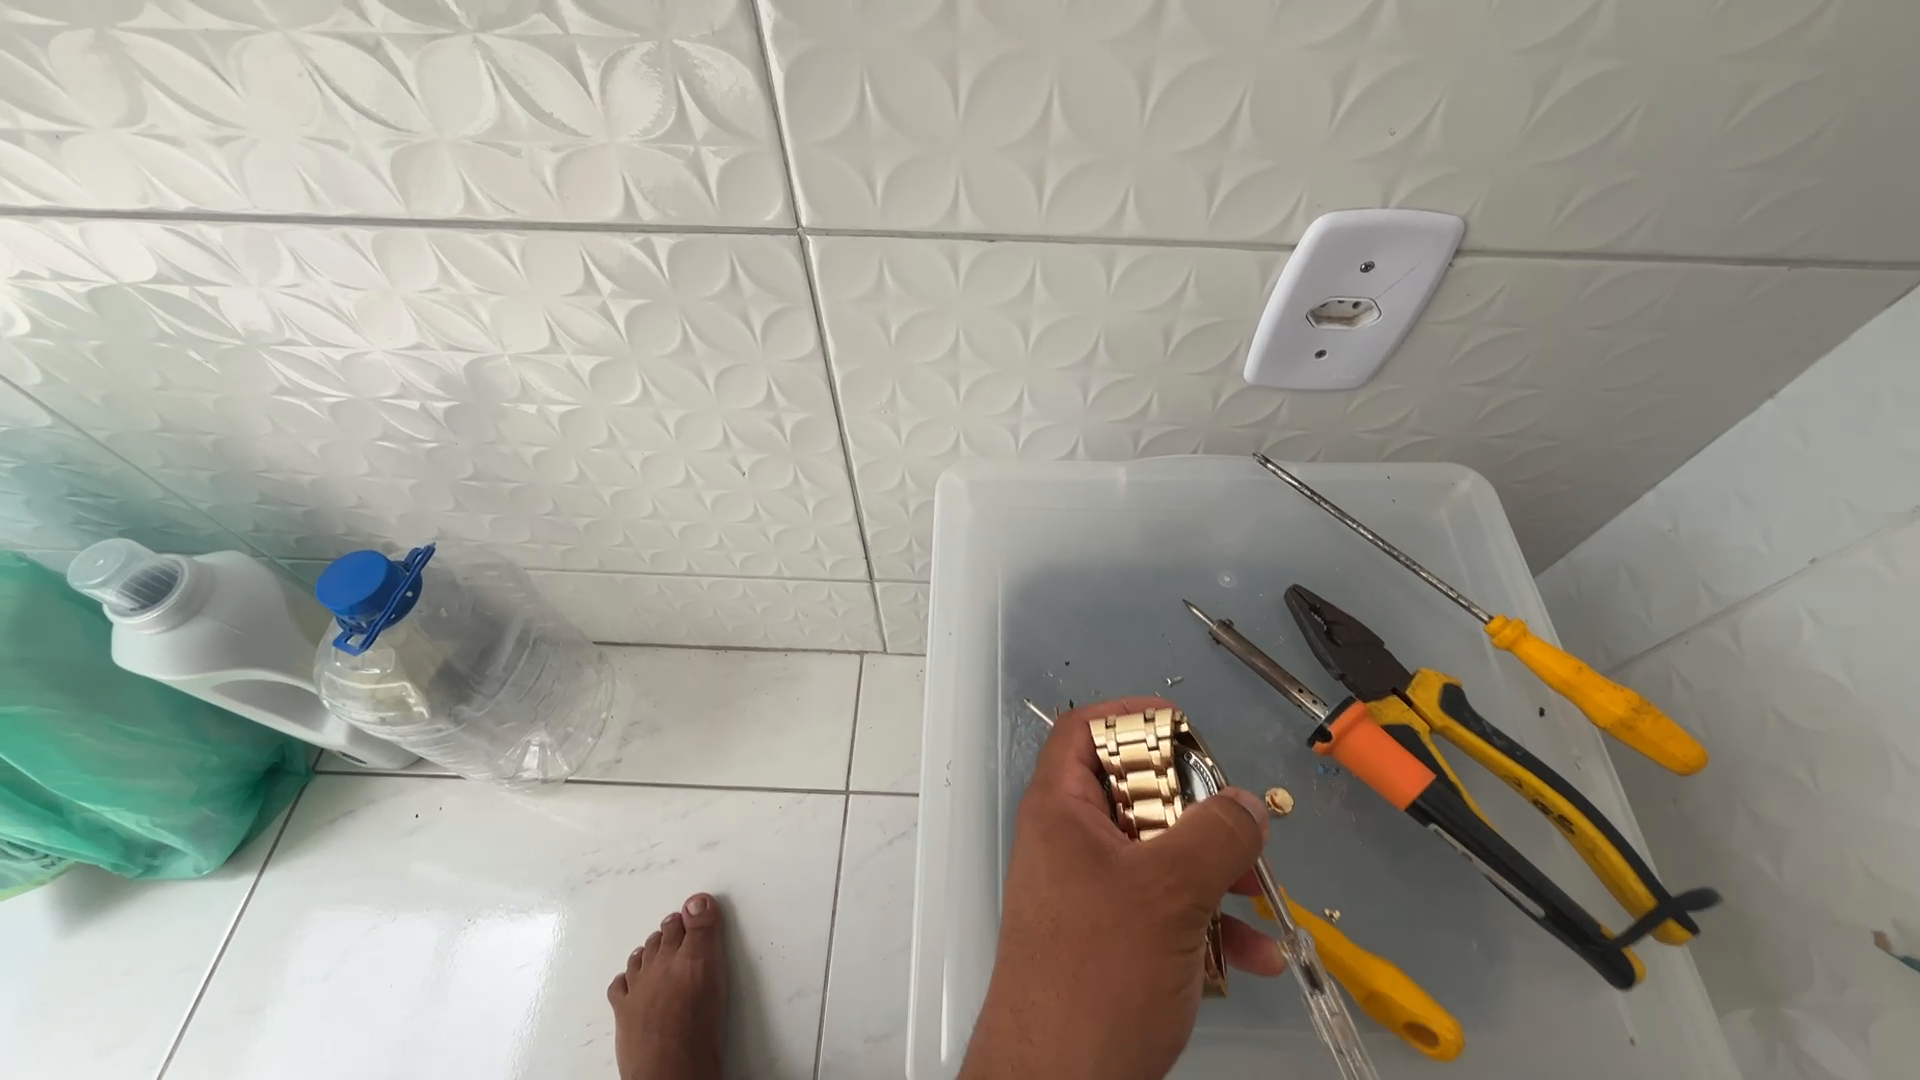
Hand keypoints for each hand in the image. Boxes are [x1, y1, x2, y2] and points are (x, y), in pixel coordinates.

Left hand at [958, 697, 1285, 1079]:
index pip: (1085, 732)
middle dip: (1194, 805)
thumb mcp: (1167, 892)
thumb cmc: (1098, 970)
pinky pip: (1164, 908)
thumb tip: (1247, 802)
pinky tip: (1253, 954)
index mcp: (1062, 810)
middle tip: (1235, 819)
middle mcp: (1072, 842)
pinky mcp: (1112, 938)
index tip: (1186, 729)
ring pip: (1159, 853)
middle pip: (1134, 790)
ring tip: (1258, 892)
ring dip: (1212, 869)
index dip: (1131, 716)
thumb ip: (1215, 836)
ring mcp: (1091, 892)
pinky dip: (1207, 922)